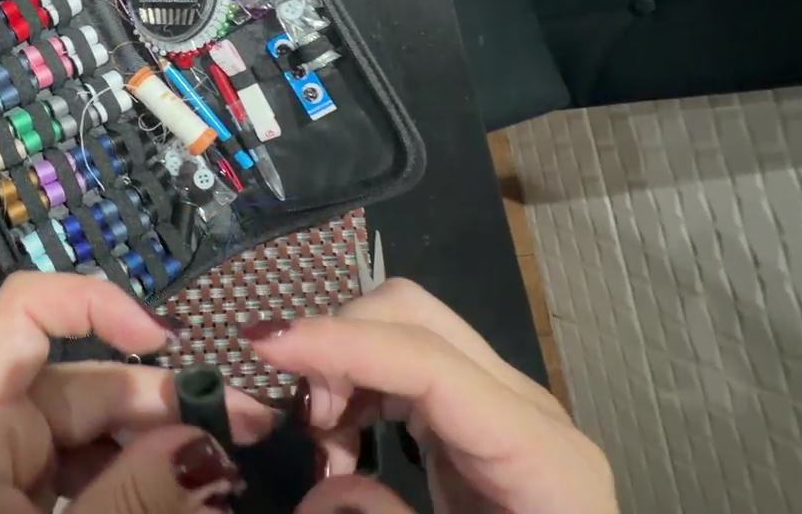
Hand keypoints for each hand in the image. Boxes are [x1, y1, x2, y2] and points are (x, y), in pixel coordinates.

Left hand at [0, 272, 273, 512]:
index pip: (27, 311)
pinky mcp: (16, 504)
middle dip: (166, 402)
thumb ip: (135, 500)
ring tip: (229, 473)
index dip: (96, 304)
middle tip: (251, 430)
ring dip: (159, 447)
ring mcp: (2, 468)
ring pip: (92, 432)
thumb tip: (207, 446)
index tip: (168, 339)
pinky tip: (184, 500)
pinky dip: (132, 483)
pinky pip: (83, 474)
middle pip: (83, 381)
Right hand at [244, 278, 614, 513]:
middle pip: (413, 315)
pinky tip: (342, 436)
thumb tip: (324, 486)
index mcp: (541, 458)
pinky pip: (402, 359)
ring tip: (320, 435)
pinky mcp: (476, 410)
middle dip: (337, 343)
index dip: (341, 344)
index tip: (261, 343)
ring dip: (341, 361)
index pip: (428, 362)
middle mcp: (525, 408)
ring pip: (401, 325)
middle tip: (302, 415)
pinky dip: (355, 381)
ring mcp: (501, 402)